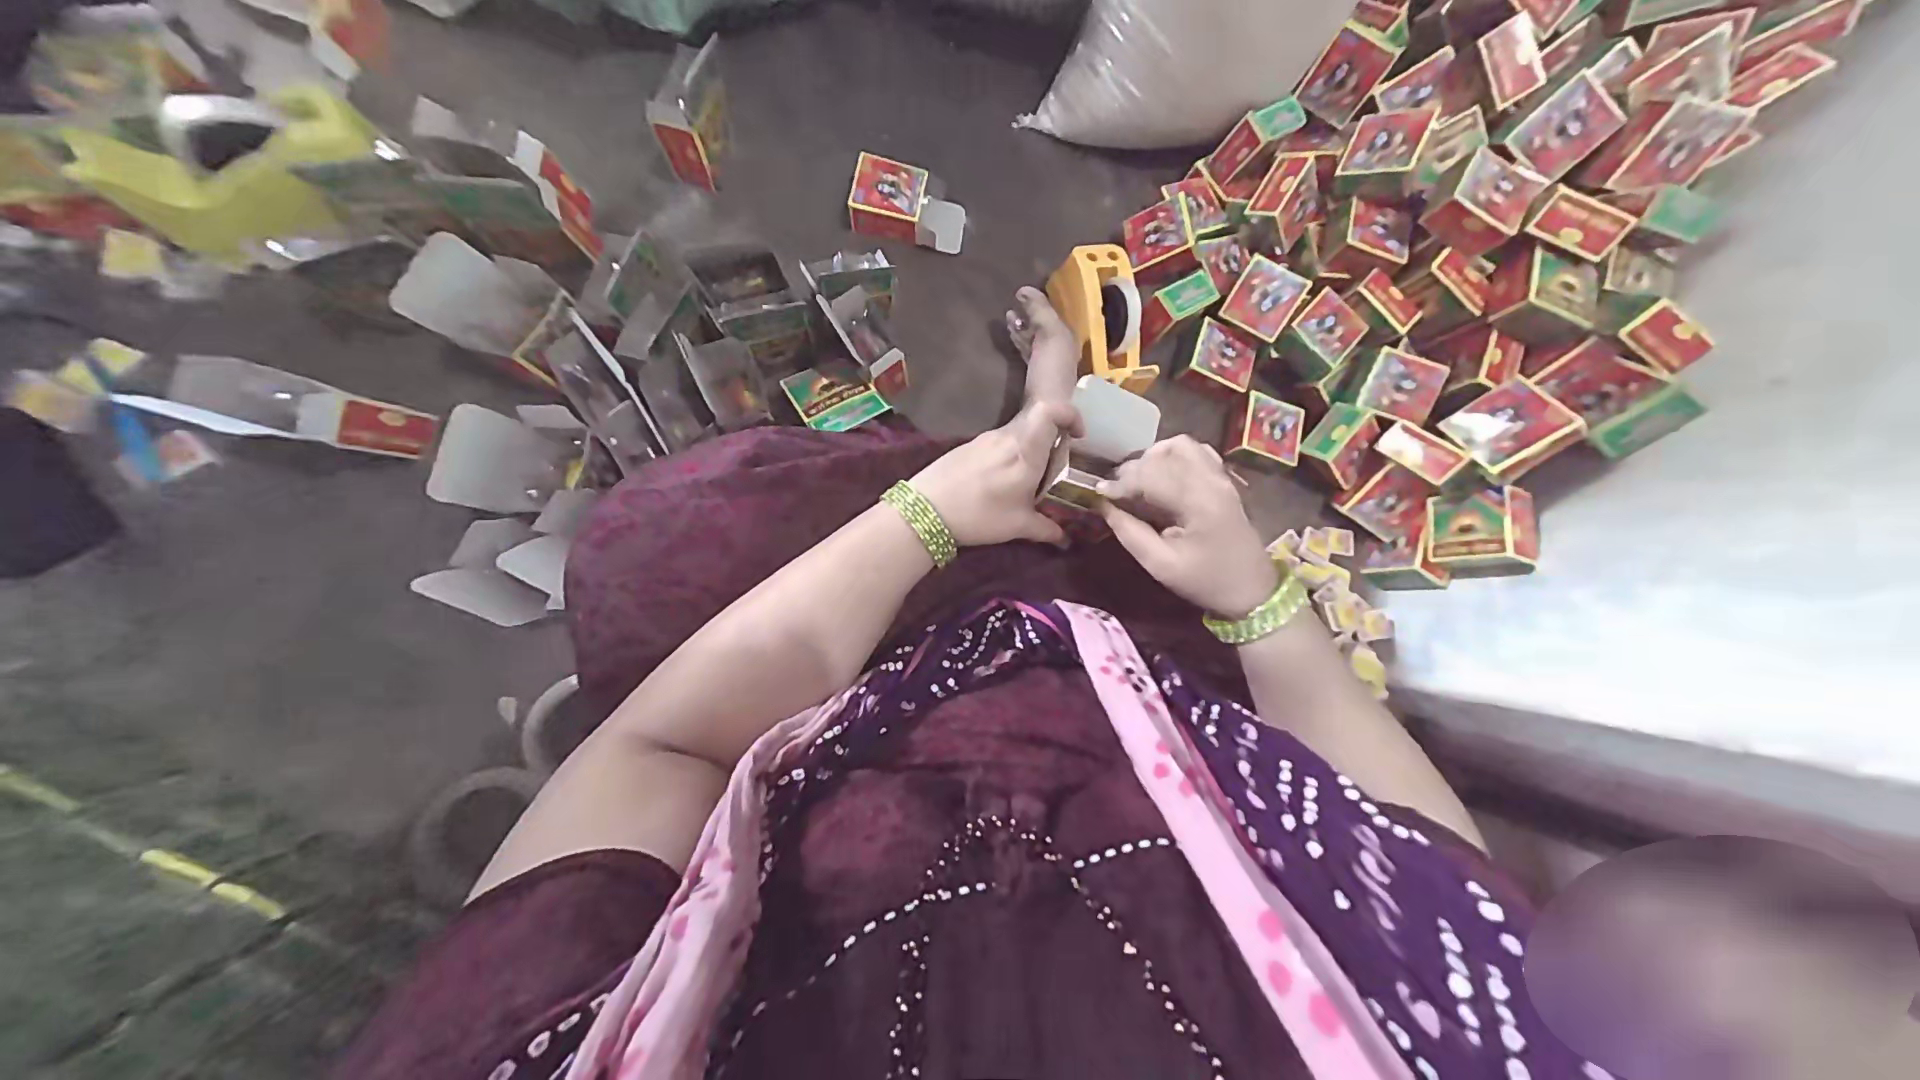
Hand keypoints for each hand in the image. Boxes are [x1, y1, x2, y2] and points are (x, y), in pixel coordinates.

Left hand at [910, 401, 1082, 548]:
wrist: (924, 511)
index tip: (1076, 435)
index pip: (1052, 411)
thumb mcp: (1017, 526)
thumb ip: (1045, 529)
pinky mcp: (967, 447)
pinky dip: (1008, 456)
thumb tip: (1063, 537)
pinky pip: (997, 444)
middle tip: (1053, 467)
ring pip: (1016, 434)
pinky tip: (999, 482)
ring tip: (1025, 481)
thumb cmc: (979, 515)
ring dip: (1028, 450)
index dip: (1070, 414)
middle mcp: (1007, 437)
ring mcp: (984, 440)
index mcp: (1026, 451)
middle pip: (1037, 423)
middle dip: (1051, 440)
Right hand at [1098, 436, 1280, 618]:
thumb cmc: (1205, 581)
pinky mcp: (1223, 478)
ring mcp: (1221, 476)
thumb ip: (1129, 532)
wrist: (1252, 589)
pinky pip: (1195, 451)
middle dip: (1132, 470)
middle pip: (1162, 455)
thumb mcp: (1160, 565)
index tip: (1098, 495)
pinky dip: (1173, 457)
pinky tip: (1162, 477)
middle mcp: (1211, 479)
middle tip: (1116, 493)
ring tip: (1138, 482)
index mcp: (1198, 502)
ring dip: (1152, 458)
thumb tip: (1103, 505)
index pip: (1150, 475)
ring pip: (1179, 446)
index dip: (1119, 483)